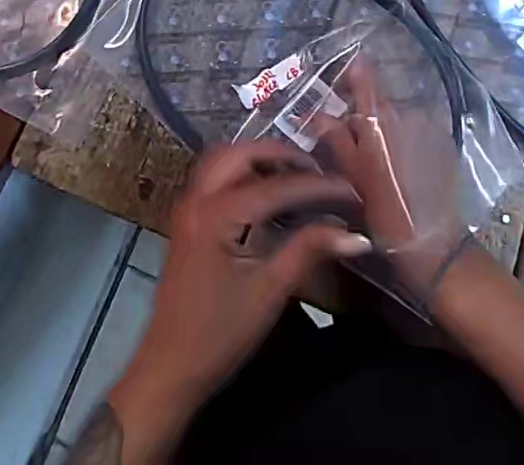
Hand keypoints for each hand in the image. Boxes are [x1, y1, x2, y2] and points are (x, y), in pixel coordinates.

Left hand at [105, 142, 369, 463]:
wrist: (167, 370)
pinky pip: (215, 176)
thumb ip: (309, 251)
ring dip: (258, 158)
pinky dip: (242, 171)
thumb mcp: (270, 291)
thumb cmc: (219, 334)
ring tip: (293, 174)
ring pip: (224, 159)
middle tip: (316, 170)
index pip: (277, 186)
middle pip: (242, 153)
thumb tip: (355, 236)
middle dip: (282, 155)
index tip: (350, 190)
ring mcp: (187, 207)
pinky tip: (266, 191)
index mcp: (217, 214)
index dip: (317, 186)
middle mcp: (198, 199)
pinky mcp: (187, 220)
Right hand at [315, 59, 466, 297]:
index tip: (332, 77)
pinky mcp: (441, 146)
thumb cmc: (387, 213)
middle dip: (356, 114)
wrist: (436, 247)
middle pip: (376, 103)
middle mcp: (408, 115)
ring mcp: (428, 129)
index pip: (365, 78)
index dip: (348, 72)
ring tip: (364, 160)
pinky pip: (411, 135)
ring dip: (377, 132)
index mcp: (382, 119)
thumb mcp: (351, 178)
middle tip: (336, 137)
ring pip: (392, 121)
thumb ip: (335, 139)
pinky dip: (397, 143)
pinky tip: (390, 169)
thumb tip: (315, 112)